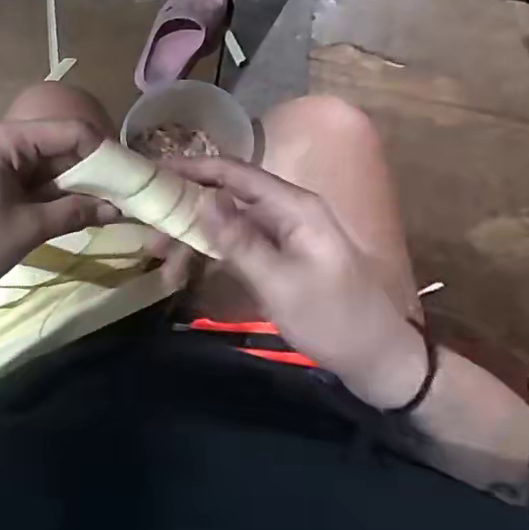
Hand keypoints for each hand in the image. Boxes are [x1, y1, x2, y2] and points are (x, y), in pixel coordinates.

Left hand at [0, 119, 117, 306]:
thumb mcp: (28, 228)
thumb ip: (75, 211)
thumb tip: (119, 208)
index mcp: (3, 138)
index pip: (69, 132)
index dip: (104, 154)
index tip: (132, 181)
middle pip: (56, 145)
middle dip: (90, 172)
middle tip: (124, 199)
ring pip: (42, 163)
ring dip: (71, 185)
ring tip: (105, 209)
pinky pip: (24, 177)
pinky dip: (48, 193)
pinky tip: (70, 212)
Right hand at [161, 157, 425, 407]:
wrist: (378, 360)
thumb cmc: (332, 319)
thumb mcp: (278, 282)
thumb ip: (238, 240)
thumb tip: (201, 200)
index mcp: (295, 207)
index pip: (234, 173)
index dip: (191, 169)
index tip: (150, 175)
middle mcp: (287, 212)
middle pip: (224, 197)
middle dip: (184, 214)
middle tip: (150, 237)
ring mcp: (282, 234)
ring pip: (224, 223)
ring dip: (192, 241)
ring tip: (164, 268)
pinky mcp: (277, 255)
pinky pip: (233, 245)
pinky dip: (208, 256)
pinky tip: (184, 276)